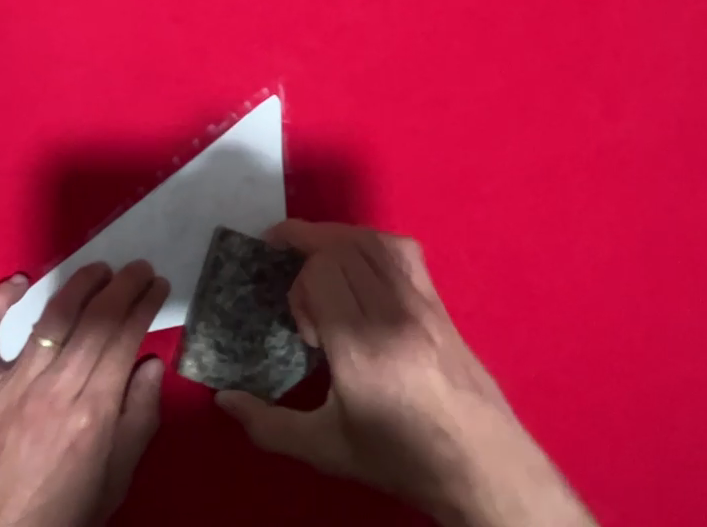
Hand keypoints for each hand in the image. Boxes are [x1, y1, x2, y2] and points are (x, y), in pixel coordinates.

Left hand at [0, 261, 170, 526]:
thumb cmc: (58, 518)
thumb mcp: (114, 482)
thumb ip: (137, 421)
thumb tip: (152, 365)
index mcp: (92, 414)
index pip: (124, 338)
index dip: (144, 304)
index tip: (158, 286)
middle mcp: (53, 390)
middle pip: (93, 320)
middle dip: (122, 286)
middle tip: (140, 268)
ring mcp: (10, 387)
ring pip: (48, 318)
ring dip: (79, 284)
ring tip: (100, 269)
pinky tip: (18, 281)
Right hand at [215, 221, 593, 526]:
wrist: (482, 465)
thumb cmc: (400, 458)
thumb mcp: (327, 449)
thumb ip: (268, 424)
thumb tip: (223, 400)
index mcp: (362, 349)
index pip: (322, 274)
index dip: (299, 286)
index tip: (301, 326)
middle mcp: (392, 313)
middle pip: (342, 248)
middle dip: (307, 252)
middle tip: (291, 279)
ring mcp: (421, 302)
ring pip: (371, 240)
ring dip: (335, 240)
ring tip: (315, 258)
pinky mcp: (438, 301)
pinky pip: (401, 249)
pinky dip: (370, 242)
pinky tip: (357, 263)